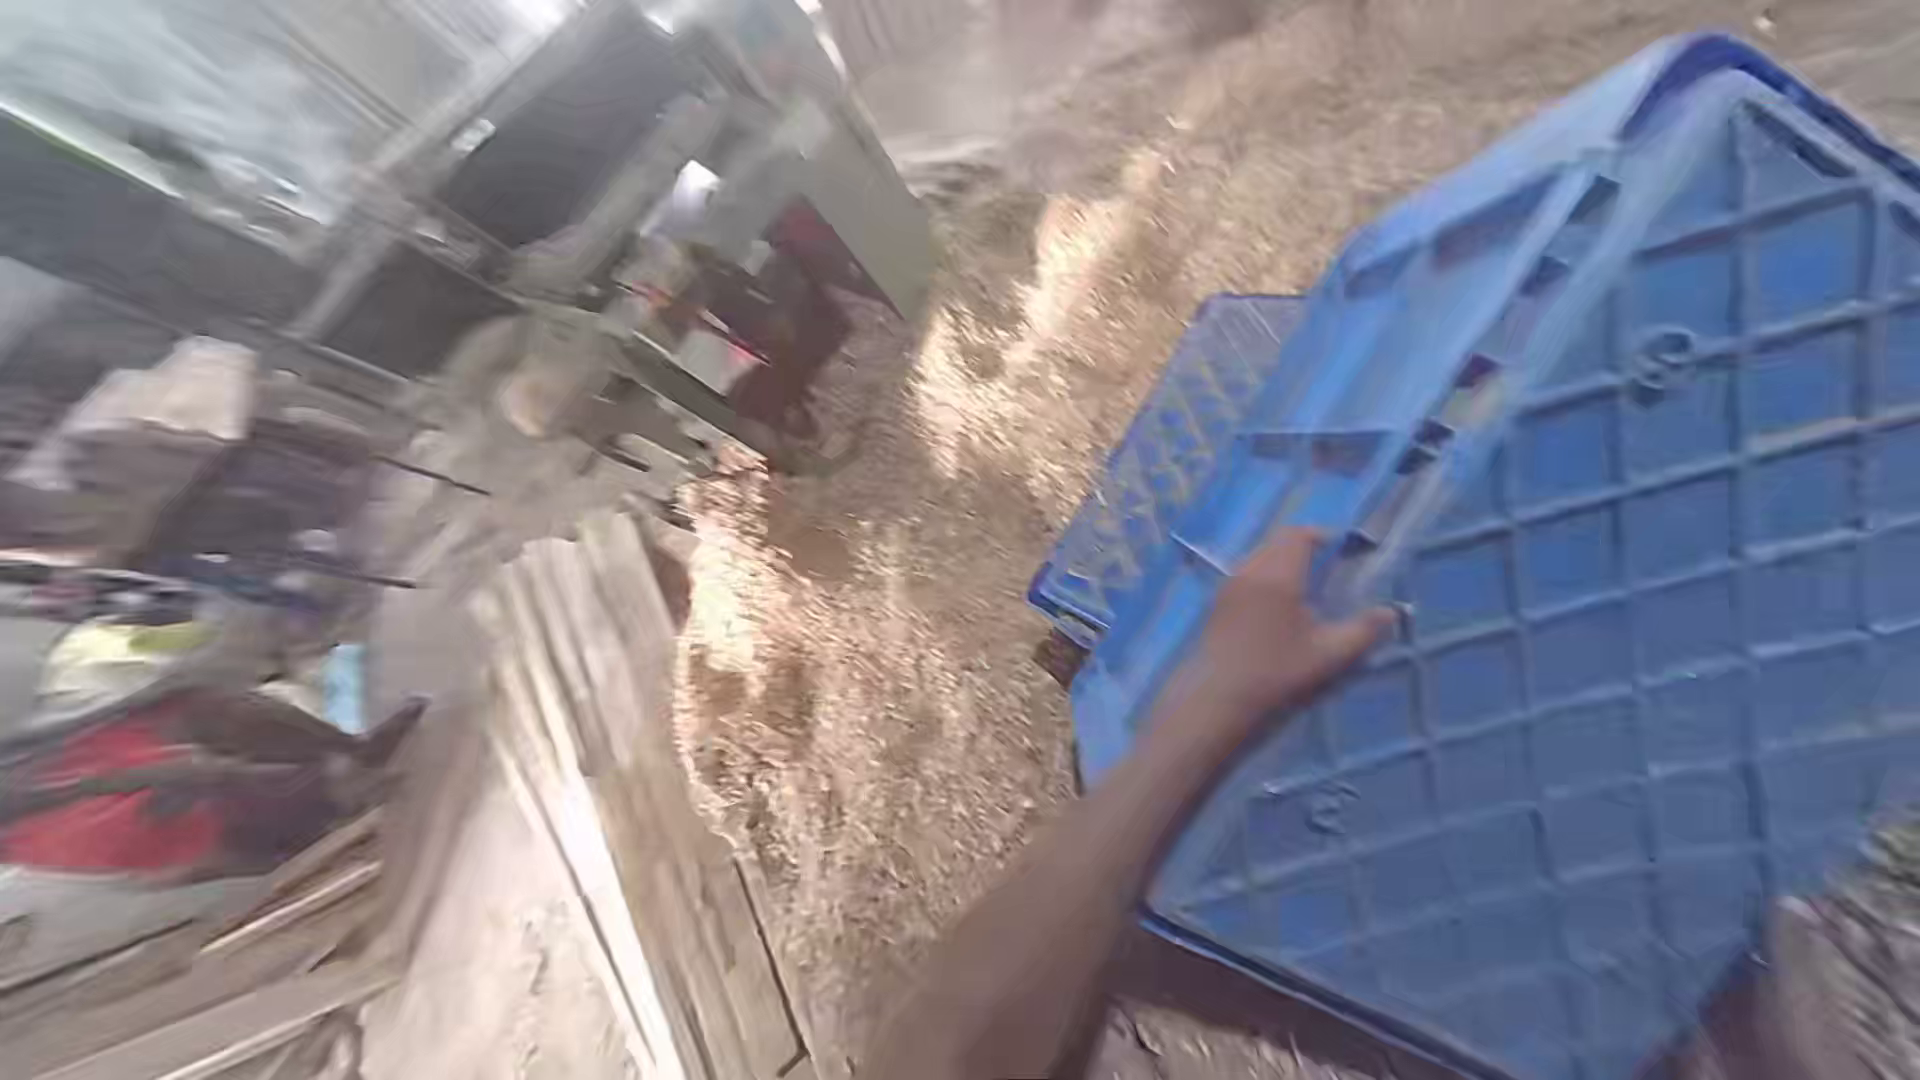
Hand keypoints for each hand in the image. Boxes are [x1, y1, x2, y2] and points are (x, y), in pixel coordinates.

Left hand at [1188, 528, 1394, 718]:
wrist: (1219, 696)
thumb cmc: (1277, 673)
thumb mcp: (1331, 654)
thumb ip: (1365, 629)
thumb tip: (1391, 612)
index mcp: (1275, 576)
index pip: (1296, 536)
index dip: (1321, 536)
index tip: (1343, 552)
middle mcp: (1247, 572)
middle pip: (1275, 543)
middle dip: (1303, 548)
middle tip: (1328, 571)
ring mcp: (1227, 586)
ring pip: (1257, 557)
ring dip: (1281, 562)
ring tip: (1305, 589)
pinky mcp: (1216, 602)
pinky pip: (1243, 574)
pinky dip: (1263, 576)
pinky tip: (1277, 606)